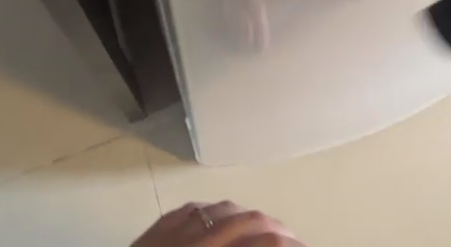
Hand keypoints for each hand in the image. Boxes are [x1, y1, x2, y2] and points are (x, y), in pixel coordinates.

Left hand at [130, 201, 302, 246]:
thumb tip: (266, 246)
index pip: (262, 242)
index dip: (288, 245)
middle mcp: (198, 238)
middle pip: (248, 220)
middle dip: (276, 229)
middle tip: (293, 241)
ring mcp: (176, 228)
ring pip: (222, 208)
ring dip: (248, 217)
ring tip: (263, 229)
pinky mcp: (157, 227)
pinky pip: (194, 208)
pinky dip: (215, 212)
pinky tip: (222, 218)